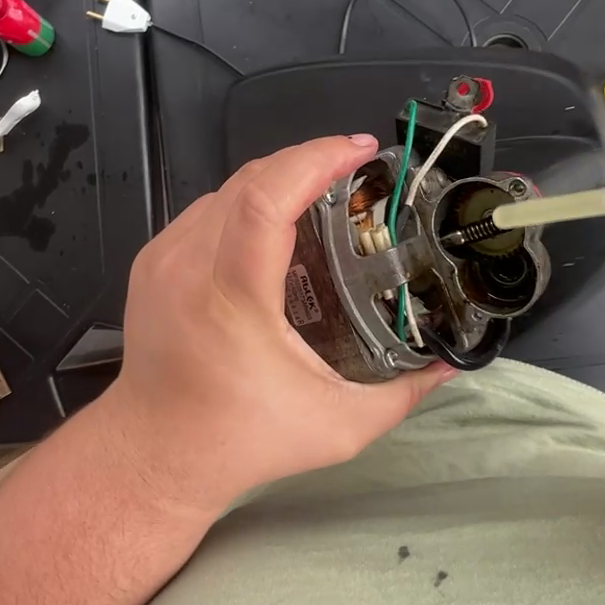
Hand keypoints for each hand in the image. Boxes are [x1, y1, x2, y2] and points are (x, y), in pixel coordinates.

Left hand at [95, 135, 453, 515]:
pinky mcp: (151, 262)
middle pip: (249, 181)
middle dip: (306, 160)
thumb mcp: (337, 427)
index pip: (266, 201)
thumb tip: (452, 361)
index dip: (314, 161)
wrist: (153, 453)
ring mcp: (162, 259)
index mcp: (231, 299)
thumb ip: (403, 394)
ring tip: (323, 188)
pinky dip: (246, 200)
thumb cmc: (242, 441)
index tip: (361, 150)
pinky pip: (205, 209)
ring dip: (276, 177)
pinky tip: (276, 218)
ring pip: (225, 189)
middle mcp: (188, 266)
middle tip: (356, 166)